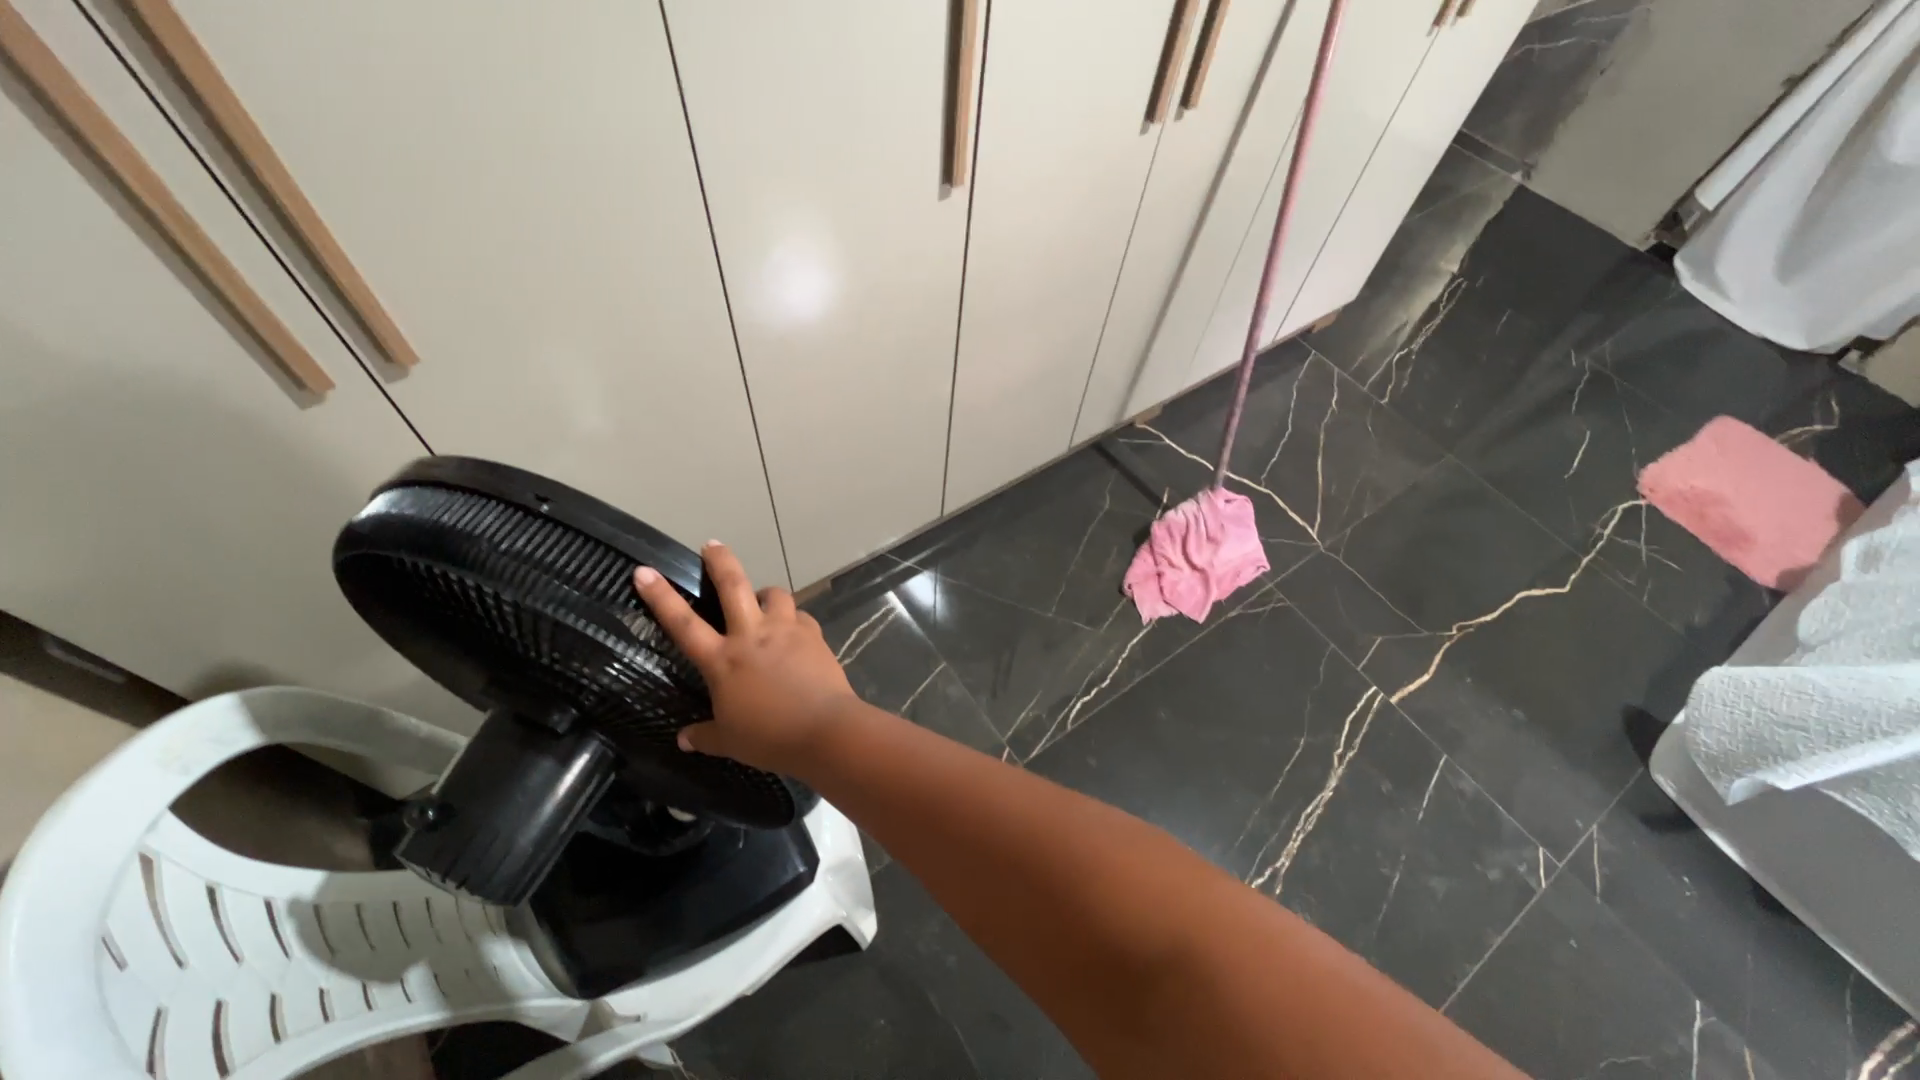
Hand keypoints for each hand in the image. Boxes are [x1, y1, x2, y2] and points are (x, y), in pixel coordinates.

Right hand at [632, 541, 859, 773]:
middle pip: (732, 585)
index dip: (660, 596)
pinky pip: (800, 616)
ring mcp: (785, 631)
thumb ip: (705, 735)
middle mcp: (751, 635)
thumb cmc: (770, 738)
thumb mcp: (730, 742)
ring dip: (765, 593)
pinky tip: (794, 631)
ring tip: (762, 600)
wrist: (826, 729)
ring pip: (773, 594)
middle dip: (719, 560)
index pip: (682, 623)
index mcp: (722, 660)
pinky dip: (793, 619)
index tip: (644, 571)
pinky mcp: (813, 635)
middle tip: (712, 545)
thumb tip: (684, 739)